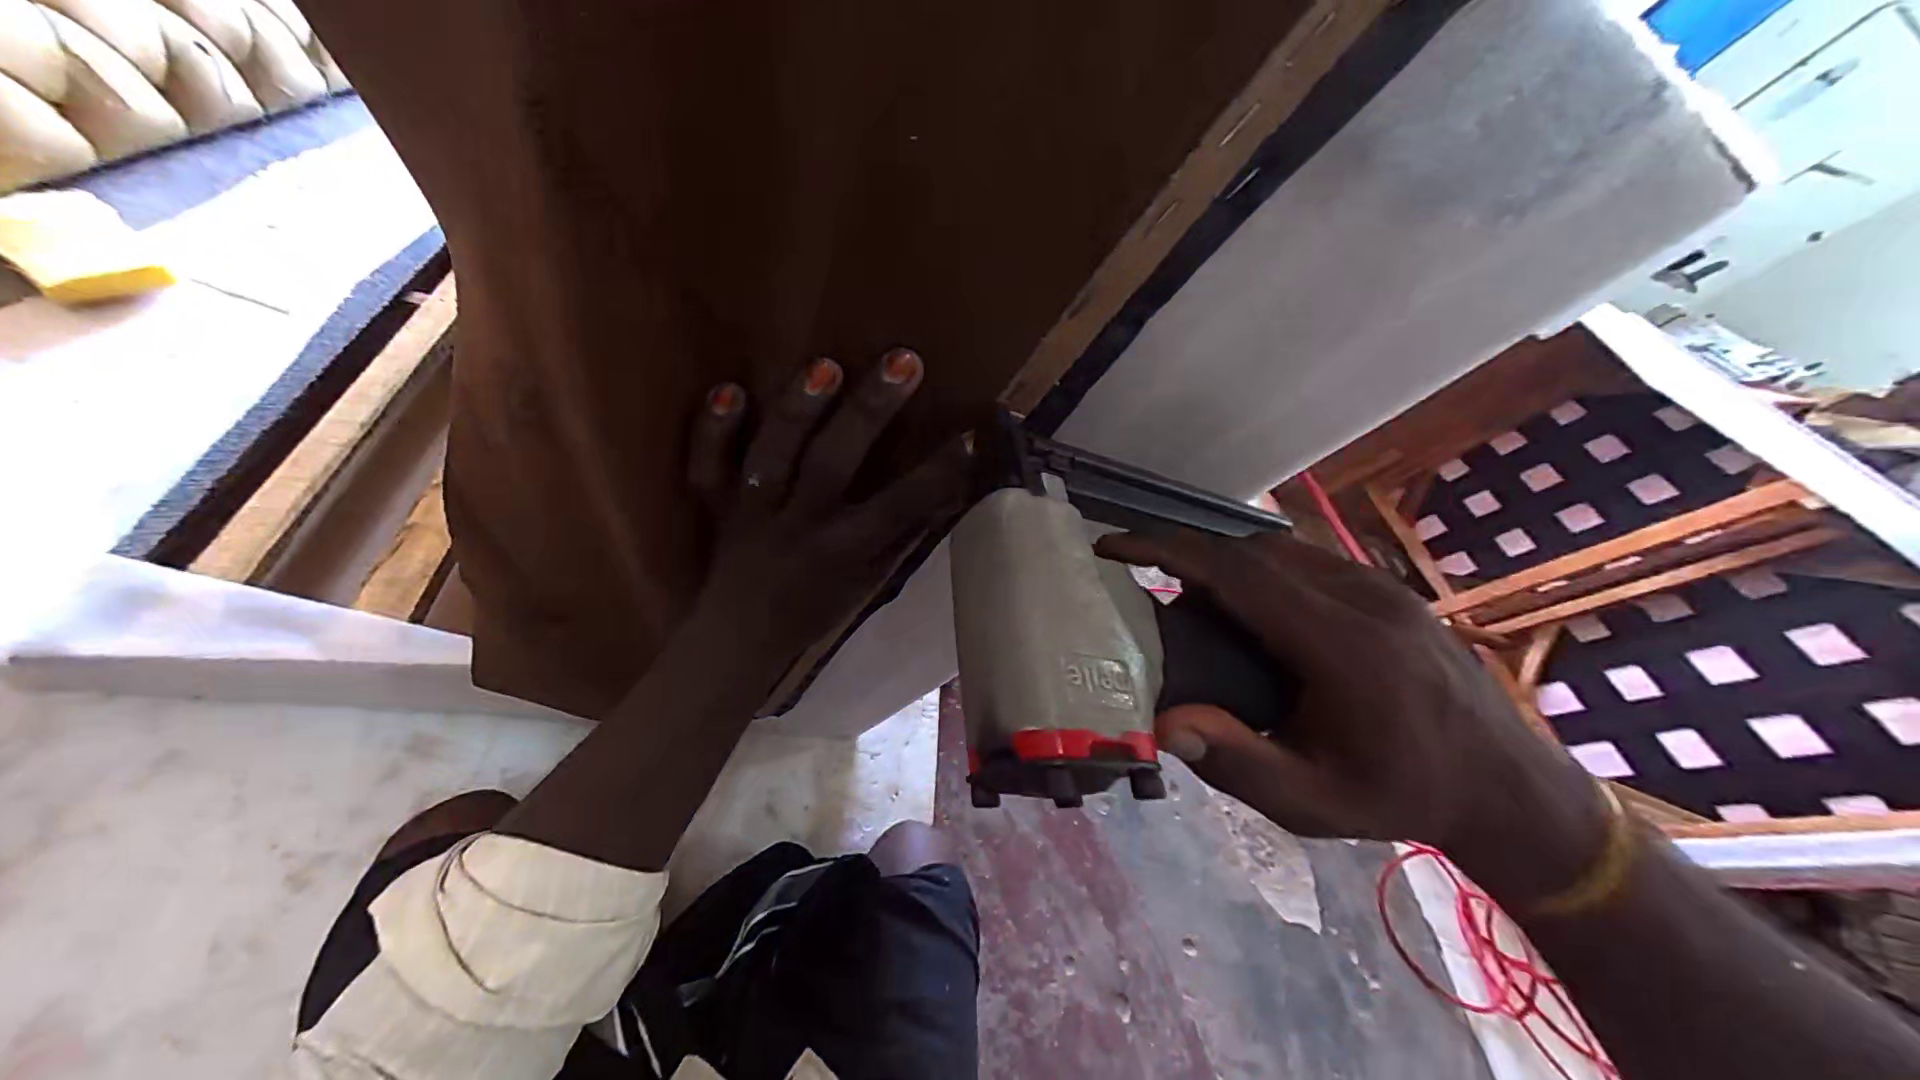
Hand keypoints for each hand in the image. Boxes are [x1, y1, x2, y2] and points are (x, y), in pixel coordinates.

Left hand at [680, 349, 970, 693]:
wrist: (738, 642)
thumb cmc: (814, 613)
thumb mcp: (866, 583)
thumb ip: (899, 538)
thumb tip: (941, 493)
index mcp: (843, 550)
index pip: (900, 507)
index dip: (939, 473)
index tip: (972, 435)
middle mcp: (800, 524)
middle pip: (834, 462)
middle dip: (869, 412)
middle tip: (903, 362)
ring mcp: (754, 511)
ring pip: (774, 455)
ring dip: (799, 410)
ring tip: (826, 366)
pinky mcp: (718, 505)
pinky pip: (707, 468)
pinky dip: (712, 433)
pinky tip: (727, 390)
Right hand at [1095, 528, 1608, 901]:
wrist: (1506, 783)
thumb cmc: (1401, 795)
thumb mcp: (1314, 802)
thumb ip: (1237, 762)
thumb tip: (1164, 721)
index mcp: (1342, 645)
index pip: (1236, 574)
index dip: (1166, 550)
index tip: (1113, 546)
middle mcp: (1360, 597)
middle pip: (1248, 550)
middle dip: (1182, 554)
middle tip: (1137, 579)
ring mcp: (1377, 584)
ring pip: (1274, 548)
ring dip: (1218, 562)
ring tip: (1185, 601)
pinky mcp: (1384, 586)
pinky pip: (1300, 558)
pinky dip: (1253, 569)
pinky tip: (1241, 609)